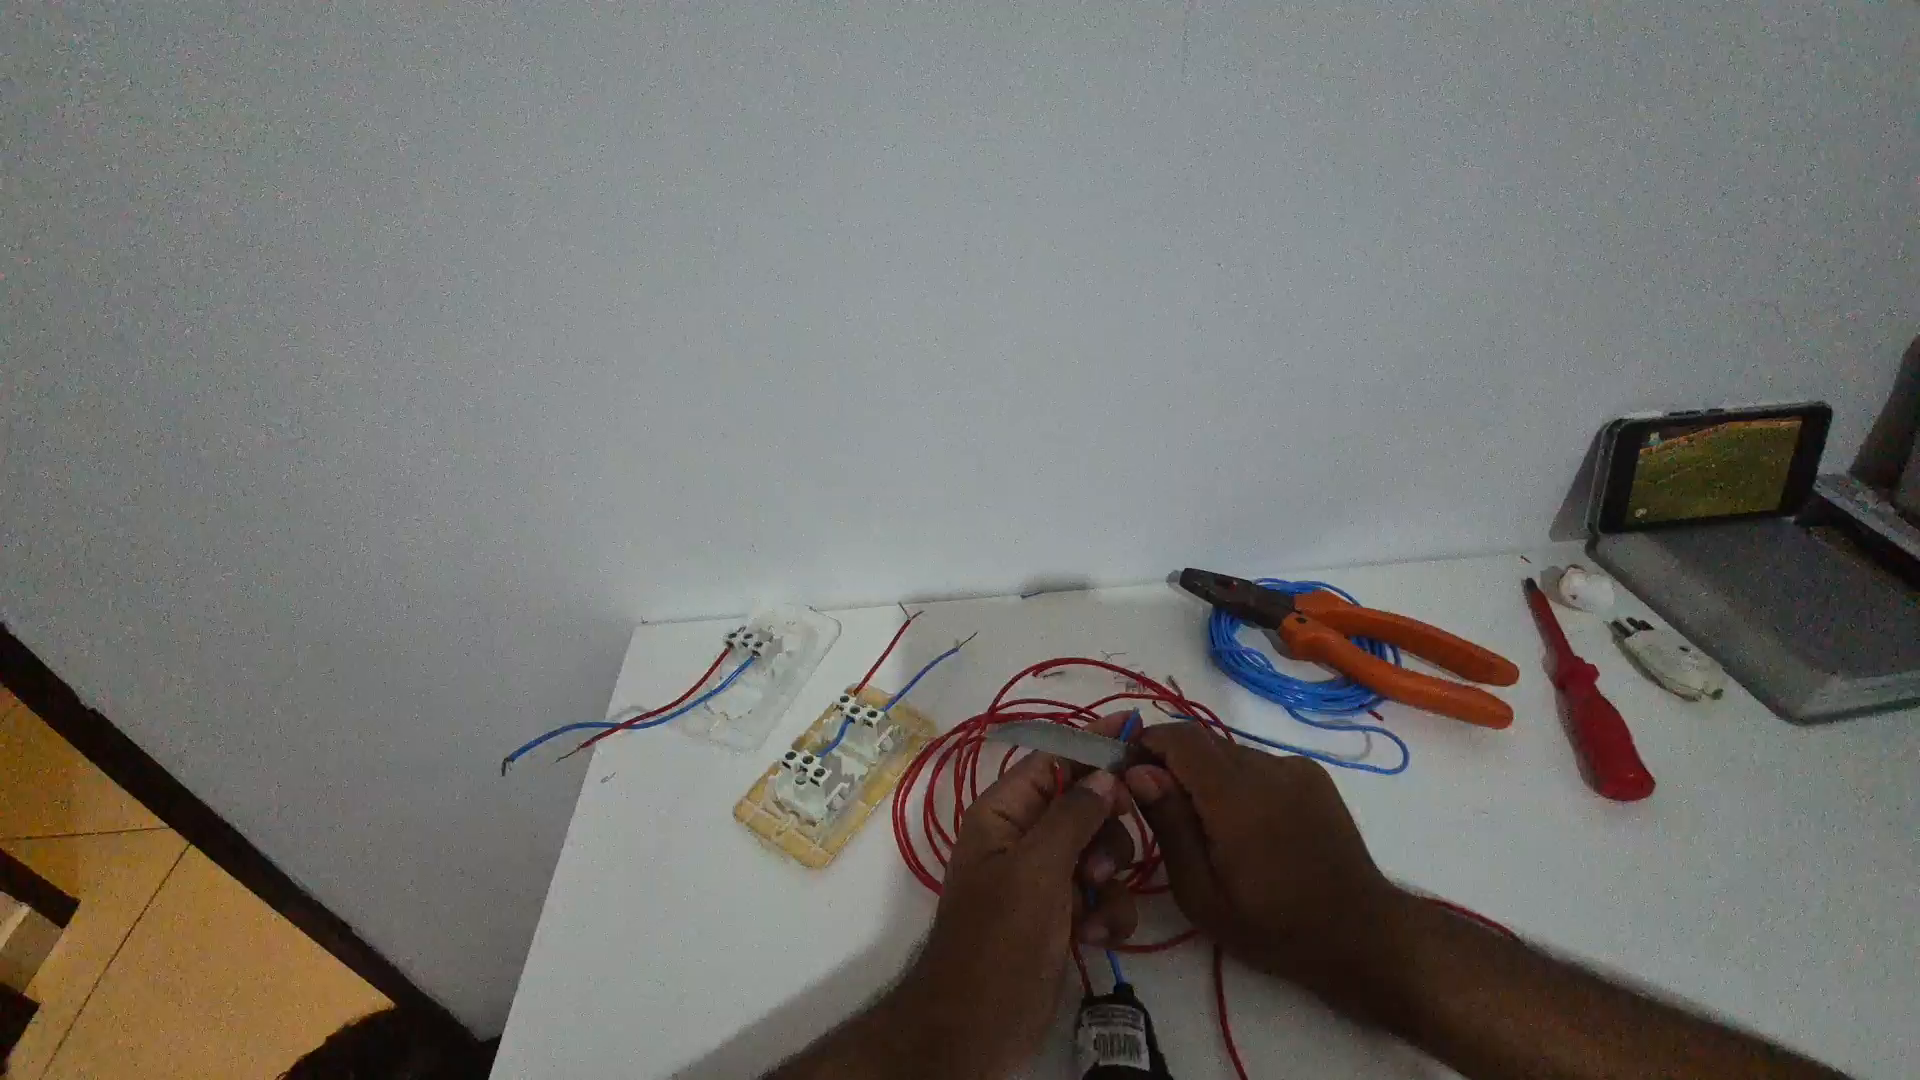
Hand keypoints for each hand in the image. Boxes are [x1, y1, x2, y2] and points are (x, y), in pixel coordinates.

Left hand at [899, 729, 1136, 1077]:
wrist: (980, 1026)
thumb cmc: (999, 940)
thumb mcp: (1036, 871)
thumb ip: (1072, 817)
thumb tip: (1104, 775)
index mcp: (1004, 812)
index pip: (1052, 760)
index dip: (1091, 745)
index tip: (1134, 730)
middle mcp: (1024, 836)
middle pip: (1085, 804)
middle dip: (1105, 831)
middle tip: (1106, 860)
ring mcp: (1045, 876)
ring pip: (1100, 850)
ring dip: (1109, 881)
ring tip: (1092, 912)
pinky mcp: (1063, 913)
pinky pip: (1102, 893)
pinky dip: (1106, 912)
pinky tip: (1094, 937)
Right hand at [1123, 721, 1405, 1009]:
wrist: (1364, 936)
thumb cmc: (1273, 926)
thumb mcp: (1201, 893)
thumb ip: (1168, 824)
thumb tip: (1136, 771)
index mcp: (1236, 796)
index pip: (1179, 738)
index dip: (1148, 744)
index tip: (1128, 772)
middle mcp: (1266, 767)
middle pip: (1202, 742)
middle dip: (1173, 763)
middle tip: (1163, 807)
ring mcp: (1293, 767)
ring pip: (1228, 751)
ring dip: (1206, 774)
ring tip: (1209, 824)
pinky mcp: (1312, 774)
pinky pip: (1257, 763)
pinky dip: (1237, 781)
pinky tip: (1248, 824)